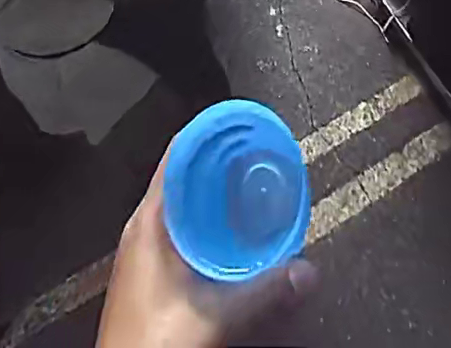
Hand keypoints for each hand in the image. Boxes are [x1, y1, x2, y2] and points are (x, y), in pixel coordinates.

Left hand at [98, 155, 317, 347]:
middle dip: (217, 163)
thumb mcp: (214, 316)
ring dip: (212, 192)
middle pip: (182, 176)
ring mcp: (143, 250)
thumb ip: (264, 292)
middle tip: (253, 152)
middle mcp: (142, 226)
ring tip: (247, 184)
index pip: (177, 156)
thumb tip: (308, 270)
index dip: (207, 135)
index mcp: (149, 220)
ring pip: (181, 204)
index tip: (237, 125)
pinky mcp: (150, 272)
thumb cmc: (153, 342)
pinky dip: (206, 219)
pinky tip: (230, 233)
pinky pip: (180, 227)